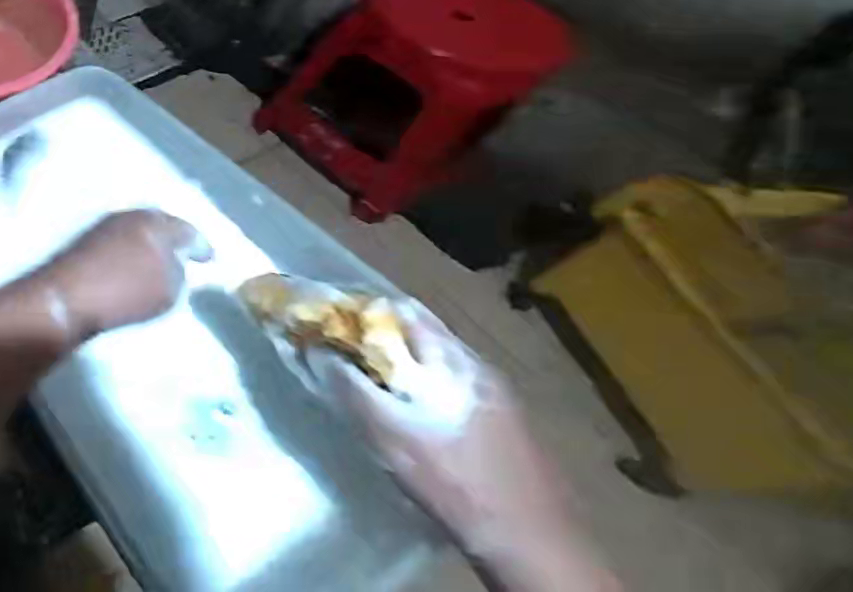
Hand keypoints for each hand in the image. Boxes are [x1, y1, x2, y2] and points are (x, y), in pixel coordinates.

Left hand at [28, 209, 206, 342]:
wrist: (66, 296)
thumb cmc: (124, 294)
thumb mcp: (168, 291)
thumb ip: (180, 272)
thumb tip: (178, 261)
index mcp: (156, 222)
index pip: (187, 229)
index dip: (201, 244)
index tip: (210, 258)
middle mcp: (132, 214)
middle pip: (160, 222)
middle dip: (174, 237)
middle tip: (185, 253)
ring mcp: (106, 224)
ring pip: (138, 227)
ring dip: (151, 241)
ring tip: (160, 259)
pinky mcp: (86, 238)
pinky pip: (119, 238)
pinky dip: (131, 247)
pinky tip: (132, 261)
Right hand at [311, 301, 618, 591]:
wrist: (536, 545)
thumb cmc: (454, 481)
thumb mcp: (389, 435)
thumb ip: (350, 388)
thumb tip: (316, 350)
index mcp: (449, 356)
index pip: (398, 307)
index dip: (359, 307)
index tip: (328, 317)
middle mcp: (473, 361)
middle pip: (417, 326)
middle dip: (377, 328)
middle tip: (343, 344)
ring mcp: (493, 389)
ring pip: (435, 353)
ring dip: (400, 353)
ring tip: (369, 371)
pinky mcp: (503, 417)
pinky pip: (450, 378)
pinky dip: (421, 377)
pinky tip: (411, 405)